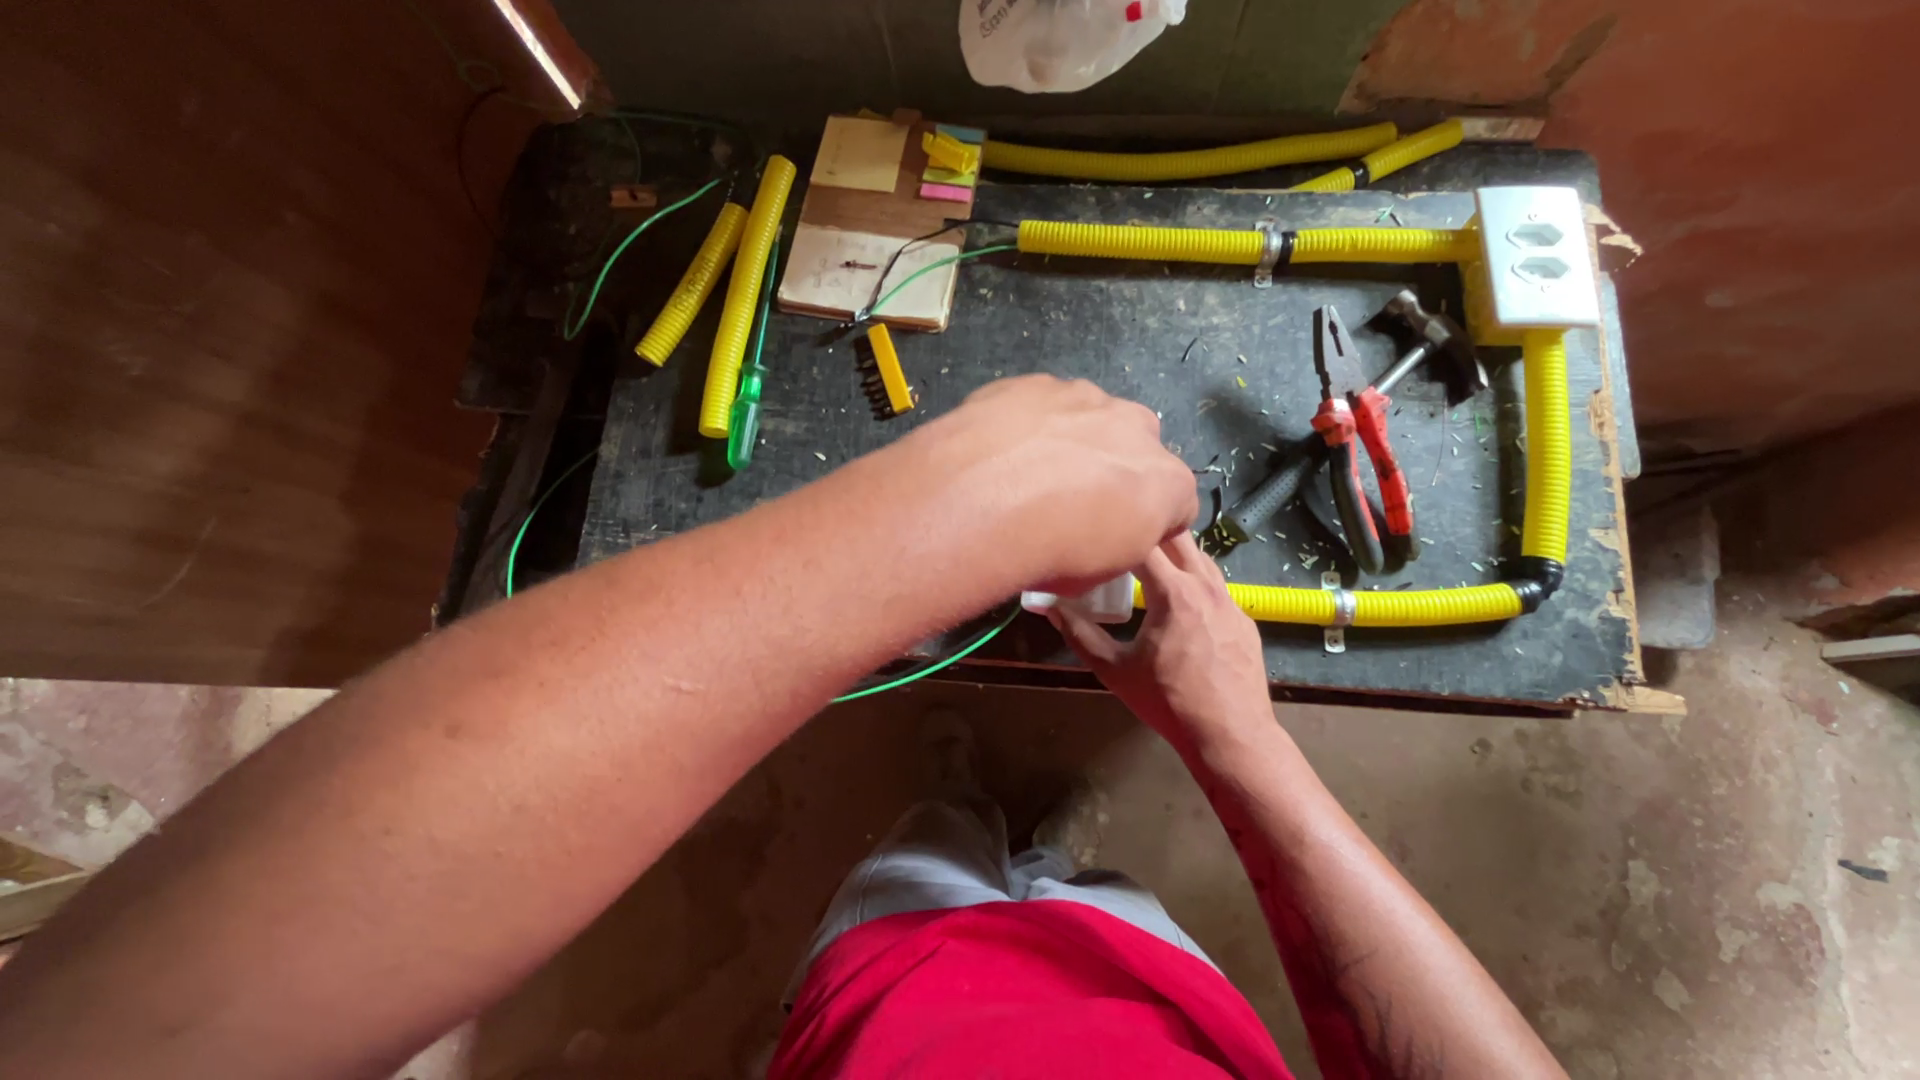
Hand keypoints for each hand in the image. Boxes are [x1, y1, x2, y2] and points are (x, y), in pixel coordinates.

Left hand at [896, 375, 1197, 594]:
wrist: (983, 502)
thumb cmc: (1053, 552)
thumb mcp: (1096, 576)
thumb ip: (1113, 545)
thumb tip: (1098, 539)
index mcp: (1167, 481)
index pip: (1176, 503)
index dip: (1149, 523)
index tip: (1118, 537)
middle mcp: (1135, 428)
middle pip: (1136, 447)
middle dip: (1114, 468)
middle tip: (1072, 502)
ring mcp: (1083, 397)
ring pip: (1087, 417)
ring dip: (1070, 440)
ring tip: (1027, 474)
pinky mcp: (1033, 382)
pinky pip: (1039, 405)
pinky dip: (1027, 424)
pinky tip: (998, 451)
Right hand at [1048, 532, 1271, 754]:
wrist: (1231, 735)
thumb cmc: (1168, 702)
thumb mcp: (1114, 669)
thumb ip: (1080, 634)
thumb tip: (1050, 608)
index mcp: (1174, 593)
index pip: (1144, 542)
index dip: (1120, 530)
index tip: (1100, 532)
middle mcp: (1206, 587)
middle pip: (1180, 537)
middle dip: (1151, 529)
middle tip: (1123, 533)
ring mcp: (1230, 602)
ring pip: (1202, 559)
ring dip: (1176, 552)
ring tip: (1150, 557)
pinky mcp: (1244, 620)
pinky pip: (1216, 587)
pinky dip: (1195, 581)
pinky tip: (1180, 600)